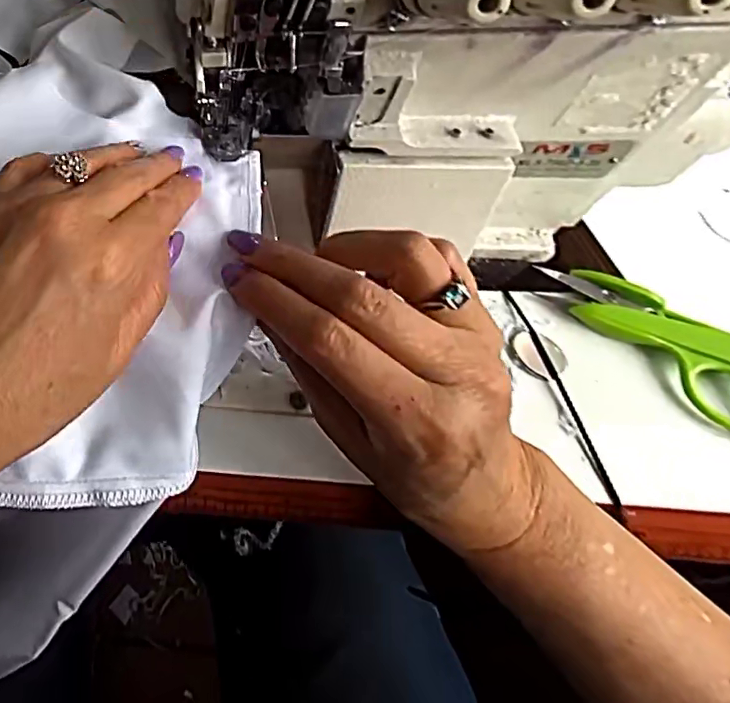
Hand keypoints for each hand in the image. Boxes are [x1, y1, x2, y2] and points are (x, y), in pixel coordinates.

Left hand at [0, 144, 201, 577]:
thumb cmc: (27, 396)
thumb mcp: (112, 354)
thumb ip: (147, 289)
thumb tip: (163, 243)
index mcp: (109, 262)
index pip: (160, 207)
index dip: (182, 192)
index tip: (191, 185)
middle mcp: (70, 220)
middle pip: (129, 175)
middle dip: (158, 168)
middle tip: (174, 163)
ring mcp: (23, 205)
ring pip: (85, 161)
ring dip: (118, 157)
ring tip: (136, 156)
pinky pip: (36, 164)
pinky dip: (64, 161)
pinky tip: (76, 166)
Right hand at [222, 230, 543, 557]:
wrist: (487, 483)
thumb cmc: (422, 476)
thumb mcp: (347, 439)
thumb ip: (307, 369)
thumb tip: (268, 310)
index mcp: (415, 419)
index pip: (330, 339)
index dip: (275, 300)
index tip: (242, 279)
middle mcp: (453, 368)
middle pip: (358, 294)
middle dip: (291, 265)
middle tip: (254, 252)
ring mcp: (473, 332)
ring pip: (405, 254)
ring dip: (342, 247)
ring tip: (311, 261)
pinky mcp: (480, 308)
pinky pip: (436, 252)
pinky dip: (388, 246)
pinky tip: (361, 261)